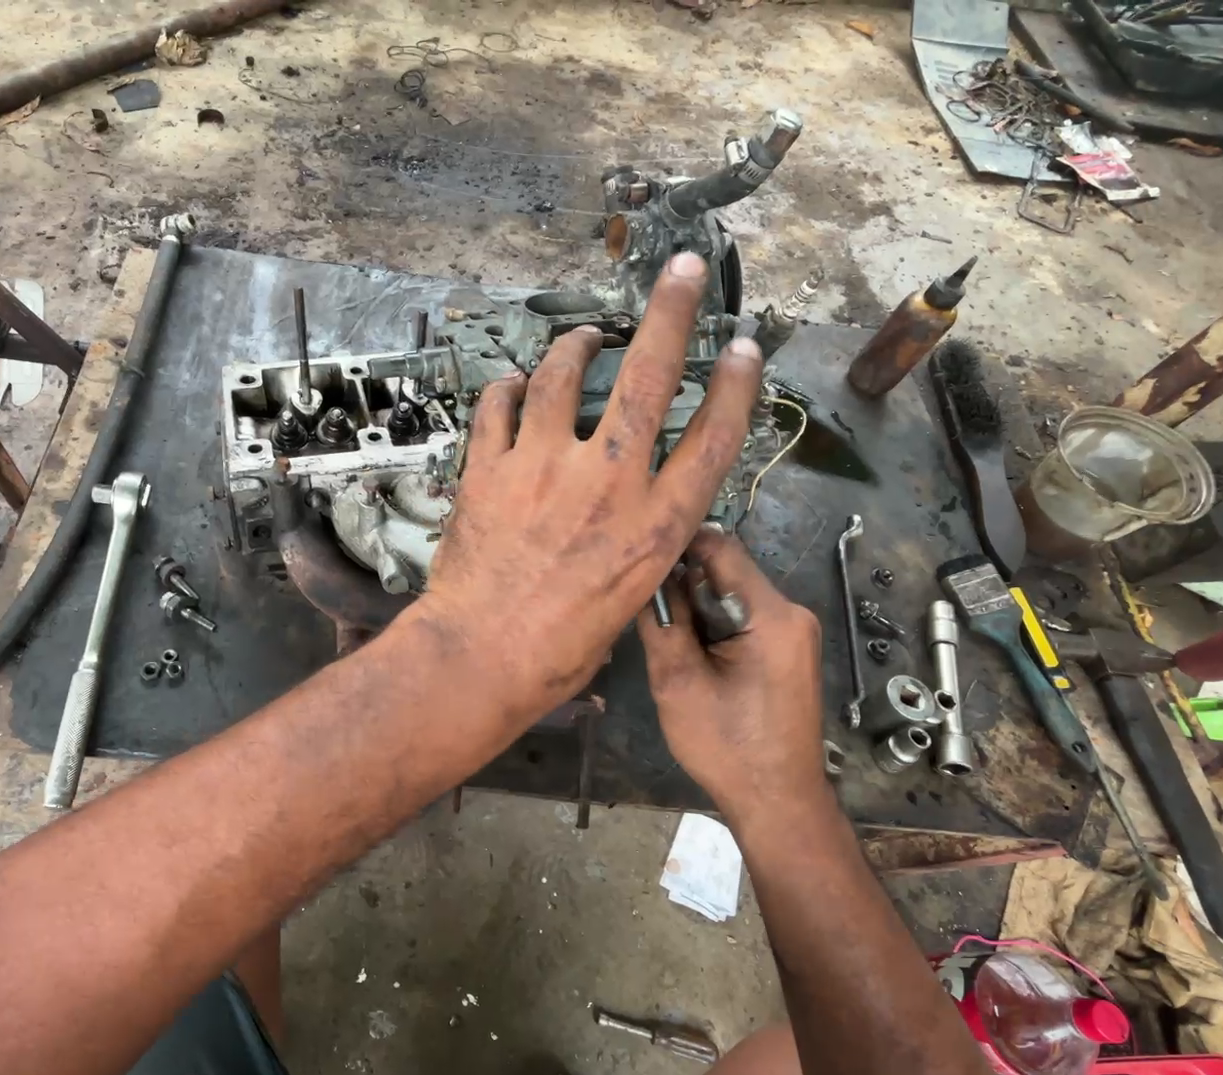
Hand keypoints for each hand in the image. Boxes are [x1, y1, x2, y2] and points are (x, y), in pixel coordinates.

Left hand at [412, 252, 762, 722]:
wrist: (483, 657)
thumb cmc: (563, 648)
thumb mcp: (631, 598)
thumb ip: (641, 541)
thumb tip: (636, 508)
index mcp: (656, 523)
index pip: (712, 436)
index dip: (732, 385)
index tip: (740, 346)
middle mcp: (608, 481)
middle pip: (647, 377)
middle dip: (670, 313)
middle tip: (682, 269)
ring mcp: (543, 467)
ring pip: (561, 376)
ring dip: (575, 345)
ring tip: (584, 336)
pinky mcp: (489, 469)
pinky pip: (498, 408)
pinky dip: (507, 390)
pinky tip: (514, 384)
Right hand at [637, 526, 826, 826]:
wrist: (777, 801)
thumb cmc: (727, 745)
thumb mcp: (678, 682)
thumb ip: (661, 622)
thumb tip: (645, 576)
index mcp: (772, 615)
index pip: (722, 549)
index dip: (678, 543)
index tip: (637, 548)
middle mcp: (791, 614)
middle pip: (727, 571)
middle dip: (682, 580)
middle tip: (638, 594)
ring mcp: (793, 633)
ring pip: (731, 595)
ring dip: (694, 605)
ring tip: (656, 622)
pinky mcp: (786, 651)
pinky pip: (742, 618)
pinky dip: (711, 624)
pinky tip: (686, 646)